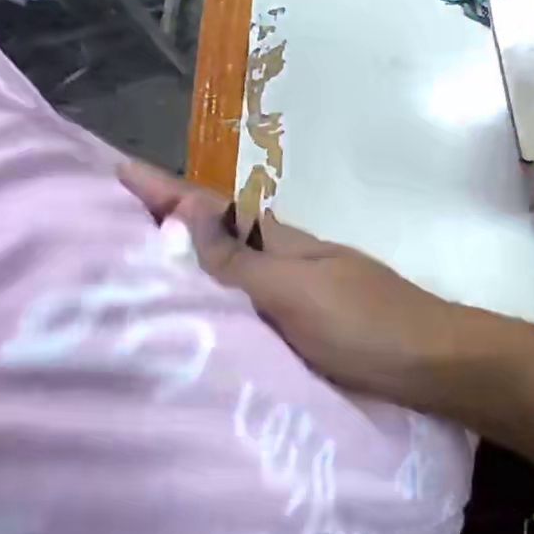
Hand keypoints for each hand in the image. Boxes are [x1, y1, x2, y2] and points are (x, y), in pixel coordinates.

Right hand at [118, 163, 483, 401]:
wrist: (436, 365)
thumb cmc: (368, 326)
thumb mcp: (297, 292)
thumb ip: (241, 259)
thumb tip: (182, 208)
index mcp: (284, 243)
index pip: (213, 207)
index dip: (165, 191)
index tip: (110, 169)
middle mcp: (289, 261)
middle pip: (219, 234)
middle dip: (165, 224)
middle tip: (96, 225)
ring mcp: (301, 294)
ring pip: (233, 270)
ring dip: (187, 264)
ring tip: (129, 271)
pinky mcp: (308, 329)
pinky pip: (248, 307)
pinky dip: (216, 303)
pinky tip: (196, 319)